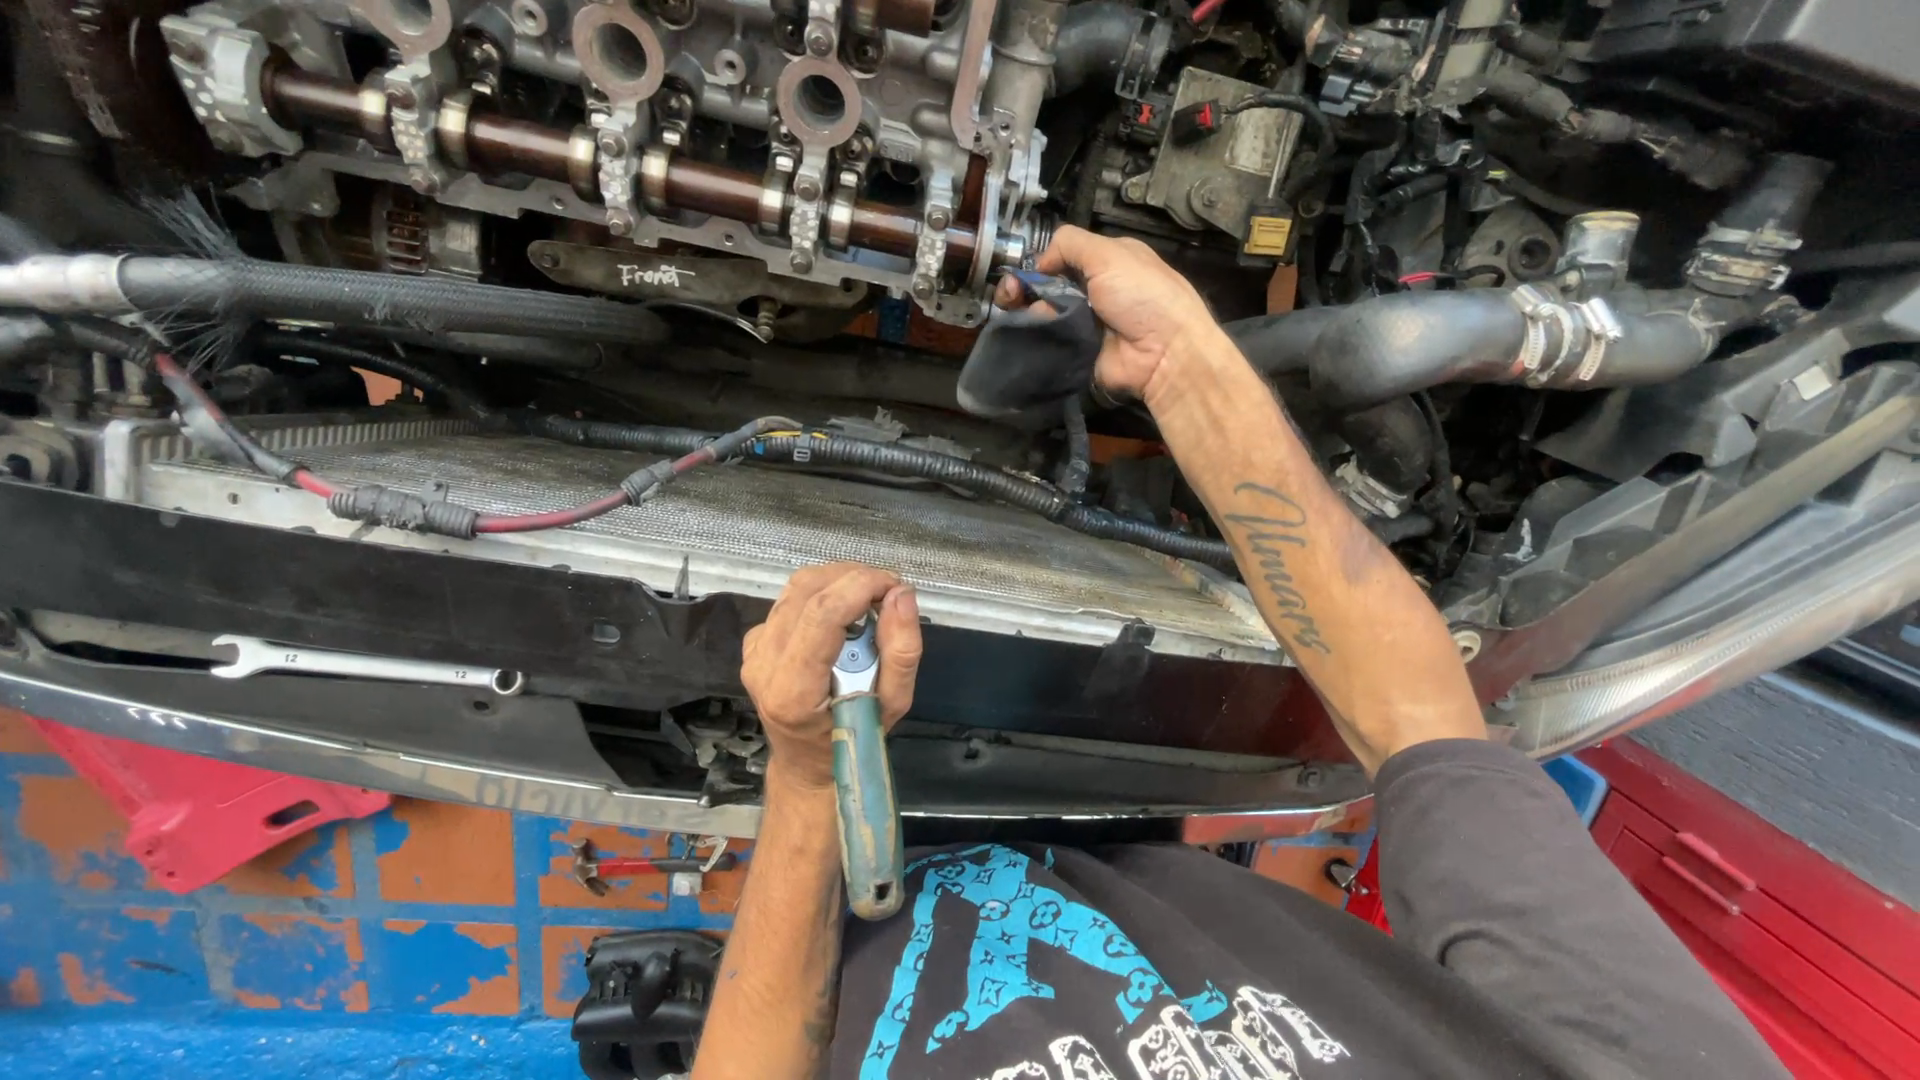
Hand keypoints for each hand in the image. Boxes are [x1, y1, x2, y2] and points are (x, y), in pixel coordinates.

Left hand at [741, 562, 921, 793]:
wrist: (806, 764)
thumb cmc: (852, 742)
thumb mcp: (892, 706)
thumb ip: (901, 652)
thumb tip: (901, 596)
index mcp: (793, 691)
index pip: (821, 615)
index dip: (861, 586)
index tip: (895, 587)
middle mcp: (763, 665)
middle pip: (807, 591)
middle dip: (855, 577)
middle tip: (889, 591)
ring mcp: (753, 651)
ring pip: (797, 587)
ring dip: (840, 580)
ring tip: (871, 599)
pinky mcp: (754, 641)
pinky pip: (790, 600)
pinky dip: (823, 594)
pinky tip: (844, 614)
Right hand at [993, 225, 1221, 400]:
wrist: (1163, 353)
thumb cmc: (1142, 295)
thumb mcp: (1110, 253)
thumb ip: (1070, 244)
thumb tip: (1039, 261)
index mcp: (1106, 262)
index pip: (1063, 257)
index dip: (1041, 262)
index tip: (1026, 271)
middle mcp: (1093, 291)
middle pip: (1046, 286)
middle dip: (1024, 287)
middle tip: (1012, 293)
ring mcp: (1084, 323)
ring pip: (1042, 313)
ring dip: (1031, 310)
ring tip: (1033, 312)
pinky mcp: (1077, 351)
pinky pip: (1049, 340)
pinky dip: (1039, 334)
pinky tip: (1039, 328)